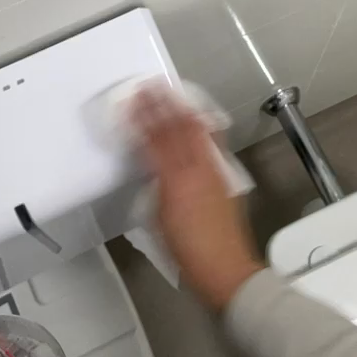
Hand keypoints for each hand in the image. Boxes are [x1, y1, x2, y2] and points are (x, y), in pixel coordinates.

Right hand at [130, 83, 266, 310]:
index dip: (141, 119)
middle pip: (175, 128)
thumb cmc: (186, 252)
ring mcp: (212, 170)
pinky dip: (203, 125)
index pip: (153, 140)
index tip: (131, 102)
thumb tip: (152, 169)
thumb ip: (155, 187)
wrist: (224, 269)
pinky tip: (200, 116)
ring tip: (170, 92)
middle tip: (149, 86)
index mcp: (173, 180)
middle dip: (160, 105)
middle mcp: (194, 169)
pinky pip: (212, 143)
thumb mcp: (157, 219)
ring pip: (195, 131)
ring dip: (180, 109)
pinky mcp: (224, 177)